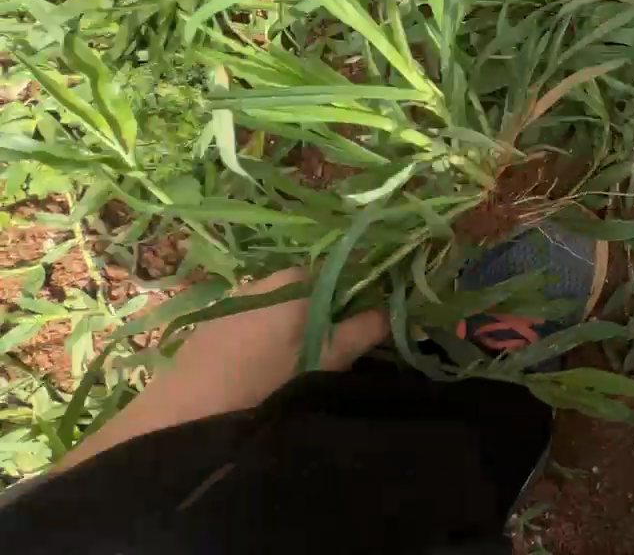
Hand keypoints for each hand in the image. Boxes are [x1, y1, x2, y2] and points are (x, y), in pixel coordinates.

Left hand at [61, 268, 387, 470]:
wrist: (170, 425)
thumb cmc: (262, 382)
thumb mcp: (328, 357)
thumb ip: (369, 328)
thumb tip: (400, 312)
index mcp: (296, 279)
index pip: (349, 269)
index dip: (369, 290)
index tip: (378, 316)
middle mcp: (264, 281)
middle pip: (317, 288)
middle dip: (336, 310)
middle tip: (347, 344)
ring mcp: (231, 305)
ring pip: (286, 306)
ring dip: (304, 325)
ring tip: (310, 359)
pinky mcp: (208, 331)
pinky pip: (258, 322)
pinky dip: (274, 337)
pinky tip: (272, 368)